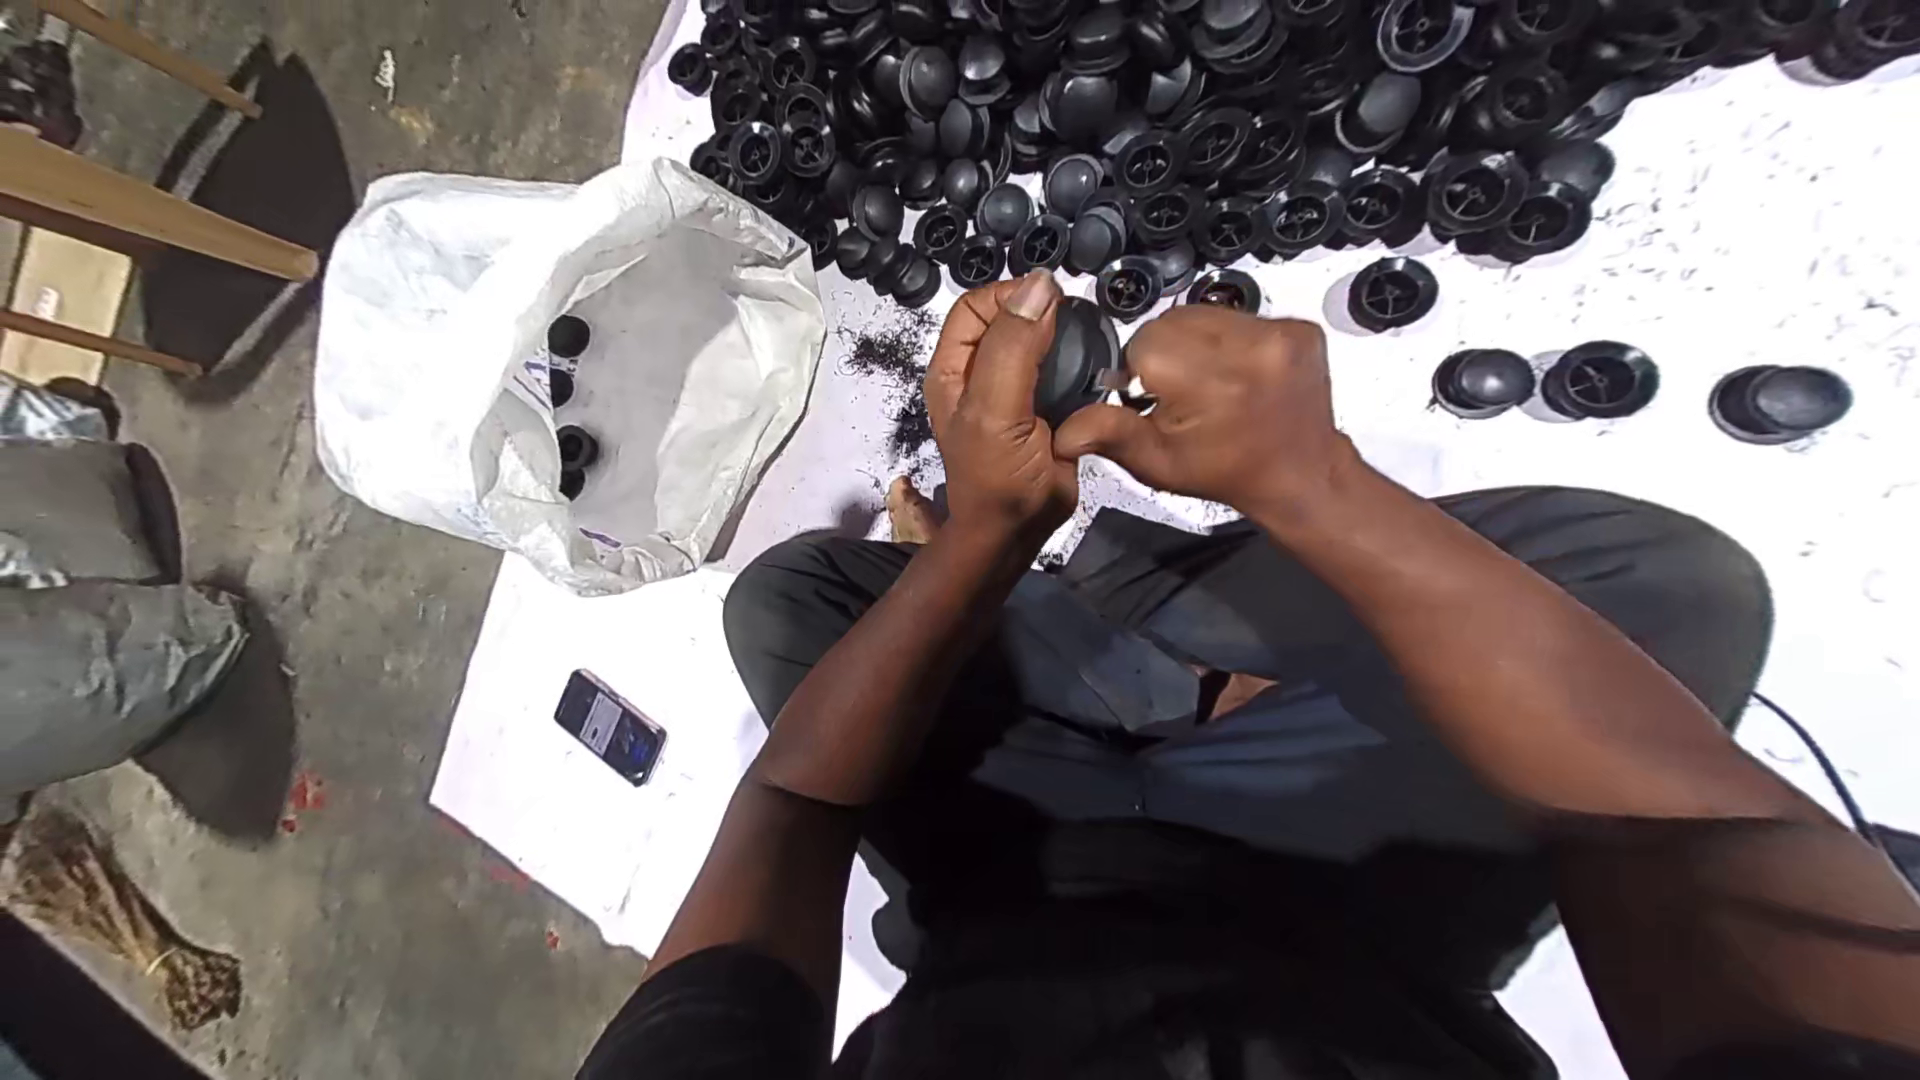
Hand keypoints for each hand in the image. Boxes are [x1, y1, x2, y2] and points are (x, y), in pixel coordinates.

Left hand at [925, 271, 1077, 547]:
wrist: (1018, 530)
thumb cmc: (996, 478)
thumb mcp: (994, 412)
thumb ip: (1012, 349)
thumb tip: (1040, 285)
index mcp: (954, 370)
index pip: (976, 307)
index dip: (1010, 297)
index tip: (1050, 305)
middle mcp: (981, 374)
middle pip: (1010, 319)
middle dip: (1041, 314)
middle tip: (1075, 325)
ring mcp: (1014, 389)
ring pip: (1039, 342)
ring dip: (1065, 340)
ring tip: (1087, 347)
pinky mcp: (1045, 406)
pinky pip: (1062, 370)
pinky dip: (1078, 365)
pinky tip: (1092, 370)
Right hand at [1053, 307, 1357, 513]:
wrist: (1296, 473)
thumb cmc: (1224, 472)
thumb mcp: (1156, 462)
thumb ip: (1108, 435)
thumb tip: (1062, 432)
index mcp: (1211, 383)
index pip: (1145, 341)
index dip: (1140, 370)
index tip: (1155, 397)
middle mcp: (1251, 348)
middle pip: (1172, 320)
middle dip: (1165, 353)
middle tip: (1181, 393)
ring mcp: (1280, 334)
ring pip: (1203, 312)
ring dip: (1194, 343)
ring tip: (1208, 383)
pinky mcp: (1298, 327)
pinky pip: (1238, 315)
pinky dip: (1227, 339)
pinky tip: (1234, 372)